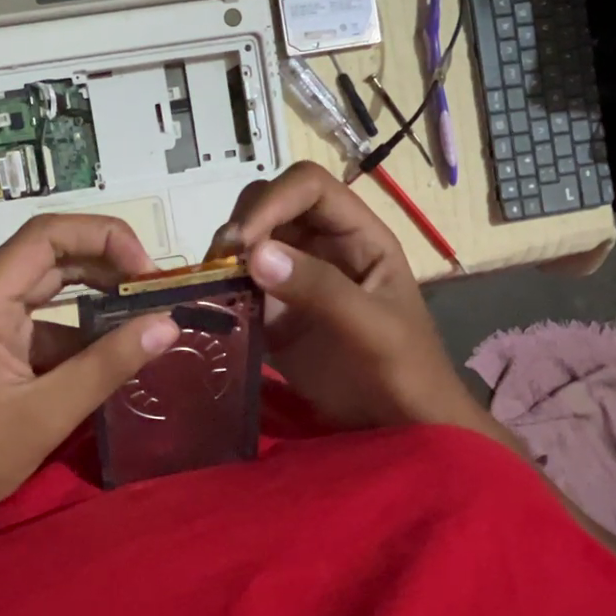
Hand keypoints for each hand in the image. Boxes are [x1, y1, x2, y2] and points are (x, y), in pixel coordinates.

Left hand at [0, 215, 180, 572]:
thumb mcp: (45, 416)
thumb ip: (107, 366)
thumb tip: (168, 324)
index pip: (43, 237)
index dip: (103, 237)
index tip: (147, 272)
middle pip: (47, 260)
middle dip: (106, 268)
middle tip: (157, 294)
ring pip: (45, 296)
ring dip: (94, 306)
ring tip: (145, 322)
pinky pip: (37, 331)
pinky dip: (75, 340)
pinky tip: (110, 359)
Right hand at [214, 161, 480, 430]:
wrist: (402, 427)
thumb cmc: (406, 372)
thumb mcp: (373, 327)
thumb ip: (320, 288)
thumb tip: (254, 254)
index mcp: (359, 236)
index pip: (310, 187)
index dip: (273, 200)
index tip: (243, 241)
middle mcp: (324, 248)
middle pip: (271, 205)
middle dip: (242, 225)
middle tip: (219, 266)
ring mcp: (296, 281)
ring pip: (250, 244)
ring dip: (225, 257)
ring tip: (210, 287)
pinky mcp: (275, 315)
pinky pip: (241, 288)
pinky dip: (221, 291)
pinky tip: (211, 308)